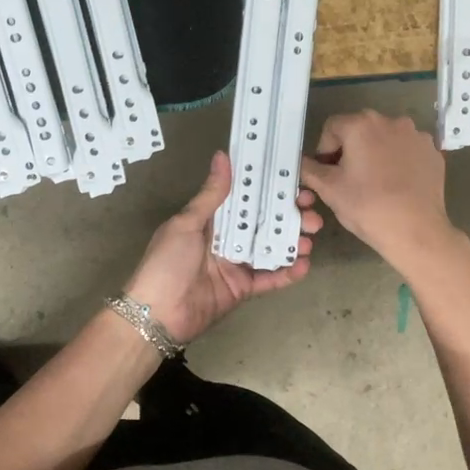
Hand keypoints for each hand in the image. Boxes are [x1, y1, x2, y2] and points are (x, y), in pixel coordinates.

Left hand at [124, 151, 321, 344]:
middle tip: (311, 211)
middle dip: (289, 216)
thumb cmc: (166, 263)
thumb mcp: (185, 224)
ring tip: (311, 237)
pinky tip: (304, 264)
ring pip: (271, 249)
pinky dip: (287, 273)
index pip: (245, 200)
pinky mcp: (242, 289)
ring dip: (293, 242)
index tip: (294, 181)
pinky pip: (269, 279)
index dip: (269, 190)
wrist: (158, 314)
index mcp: (211, 221)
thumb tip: (223, 156)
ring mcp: (236, 265)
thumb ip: (210, 196)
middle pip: (263, 223)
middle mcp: (226, 239)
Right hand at [299, 111, 463, 272]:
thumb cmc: (367, 207)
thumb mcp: (328, 189)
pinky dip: (398, 163)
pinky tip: (396, 186)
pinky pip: (407, 152)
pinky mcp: (433, 152)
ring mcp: (417, 136)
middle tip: (348, 180)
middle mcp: (392, 121)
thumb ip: (310, 170)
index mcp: (362, 125)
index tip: (327, 174)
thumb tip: (304, 163)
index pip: (332, 127)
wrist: (416, 230)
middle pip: (360, 130)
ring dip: (375, 155)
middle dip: (350, 150)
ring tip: (374, 184)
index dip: (324, 150)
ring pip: (385, 140)